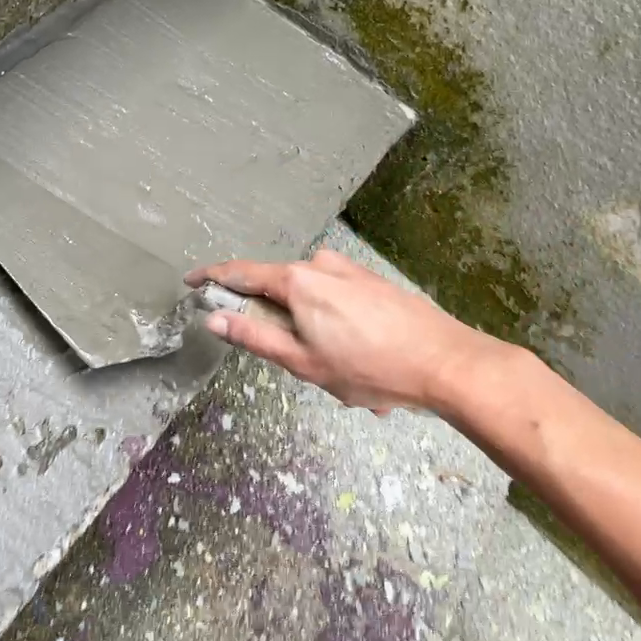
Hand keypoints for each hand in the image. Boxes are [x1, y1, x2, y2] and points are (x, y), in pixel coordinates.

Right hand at [185, 250, 511, 413]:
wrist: (451, 364)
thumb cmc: (372, 367)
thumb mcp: (304, 362)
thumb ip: (254, 336)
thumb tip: (213, 318)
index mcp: (296, 280)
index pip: (240, 272)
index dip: (211, 278)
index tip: (189, 283)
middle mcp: (320, 265)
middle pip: (278, 288)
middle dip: (278, 323)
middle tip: (296, 364)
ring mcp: (349, 271)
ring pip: (311, 299)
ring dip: (312, 332)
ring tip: (340, 375)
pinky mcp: (373, 282)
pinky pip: (337, 301)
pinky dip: (337, 329)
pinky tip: (363, 363)